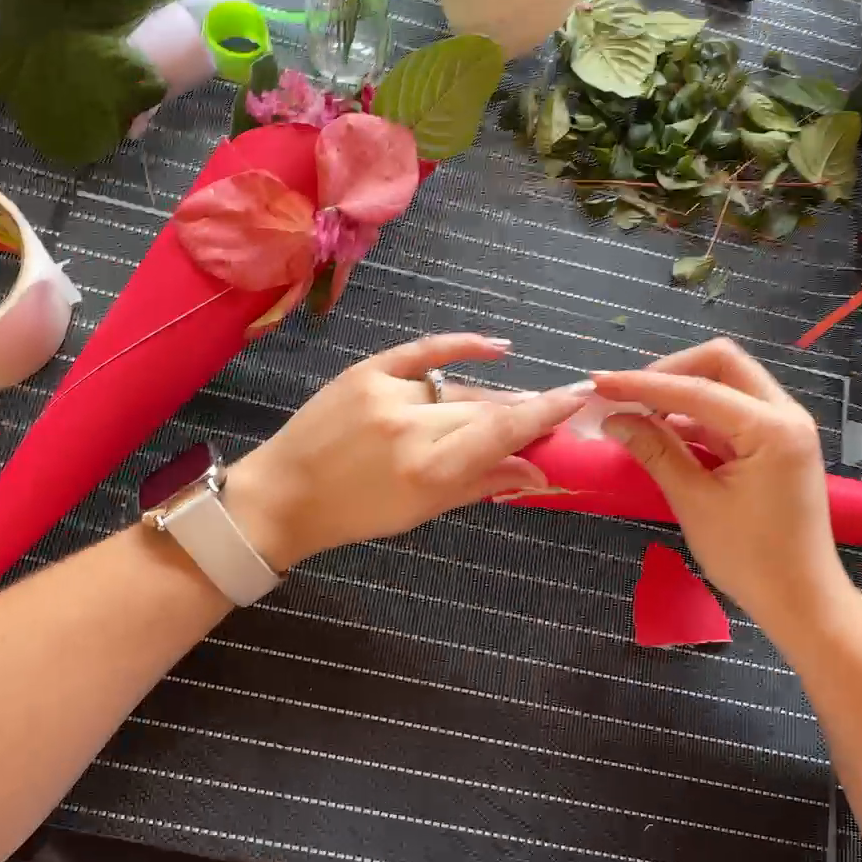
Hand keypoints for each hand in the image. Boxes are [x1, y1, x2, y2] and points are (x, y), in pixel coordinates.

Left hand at [220, 334, 589, 567]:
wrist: (283, 495)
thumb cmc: (354, 516)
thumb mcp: (421, 512)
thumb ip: (480, 484)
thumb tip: (537, 471)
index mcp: (428, 470)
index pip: (502, 431)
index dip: (545, 413)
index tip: (578, 398)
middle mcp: (412, 425)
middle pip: (485, 408)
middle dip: (521, 410)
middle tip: (545, 414)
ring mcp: (387, 392)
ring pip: (460, 386)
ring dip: (490, 395)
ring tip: (510, 403)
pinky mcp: (366, 371)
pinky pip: (425, 351)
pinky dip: (461, 345)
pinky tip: (497, 347)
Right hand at [592, 338, 849, 617]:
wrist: (801, 600)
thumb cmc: (749, 557)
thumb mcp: (695, 502)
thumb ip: (655, 452)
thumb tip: (614, 420)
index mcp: (772, 427)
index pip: (697, 388)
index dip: (642, 384)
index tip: (599, 383)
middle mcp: (785, 415)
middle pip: (721, 365)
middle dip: (669, 373)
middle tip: (627, 396)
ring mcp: (783, 429)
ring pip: (726, 386)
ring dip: (680, 395)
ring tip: (635, 416)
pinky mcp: (775, 446)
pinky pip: (730, 415)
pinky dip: (694, 419)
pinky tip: (661, 435)